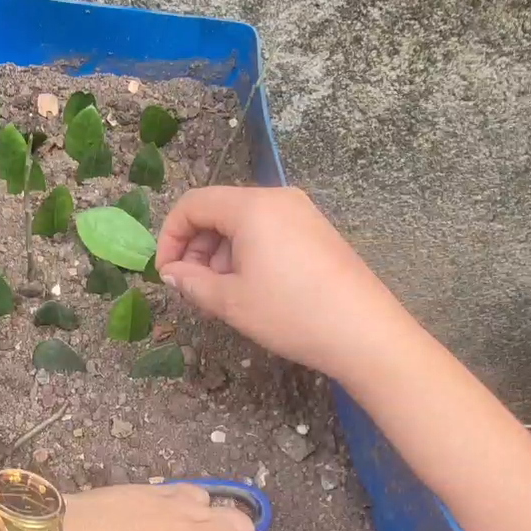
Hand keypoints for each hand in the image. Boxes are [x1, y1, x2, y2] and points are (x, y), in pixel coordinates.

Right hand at [156, 186, 408, 381]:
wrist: (364, 332)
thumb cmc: (291, 313)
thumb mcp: (230, 301)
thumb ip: (192, 282)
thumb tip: (172, 273)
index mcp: (252, 207)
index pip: (192, 204)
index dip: (170, 237)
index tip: (167, 274)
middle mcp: (277, 198)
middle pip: (218, 210)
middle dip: (196, 248)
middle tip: (193, 288)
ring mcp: (301, 212)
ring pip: (242, 223)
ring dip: (221, 254)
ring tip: (222, 295)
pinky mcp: (316, 231)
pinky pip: (268, 231)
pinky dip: (248, 254)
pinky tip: (252, 289)